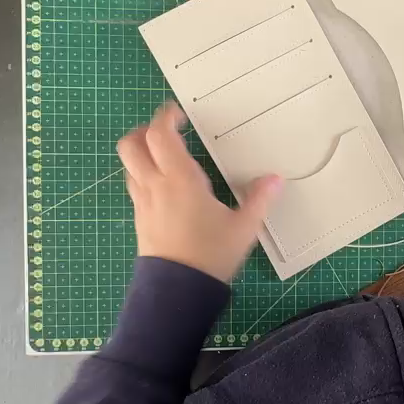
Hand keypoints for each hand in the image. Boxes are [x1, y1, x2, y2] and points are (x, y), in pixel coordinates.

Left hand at [118, 102, 282, 282]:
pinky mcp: (140, 220)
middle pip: (132, 145)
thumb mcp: (243, 228)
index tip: (178, 113)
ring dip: (142, 153)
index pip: (160, 134)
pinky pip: (135, 186)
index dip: (166, 117)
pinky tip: (165, 187)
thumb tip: (274, 180)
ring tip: (165, 156)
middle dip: (144, 131)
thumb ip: (259, 199)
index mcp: (179, 179)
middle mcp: (154, 186)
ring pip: (129, 166)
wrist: (177, 291)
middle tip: (165, 131)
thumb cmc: (210, 255)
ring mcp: (143, 203)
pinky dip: (144, 175)